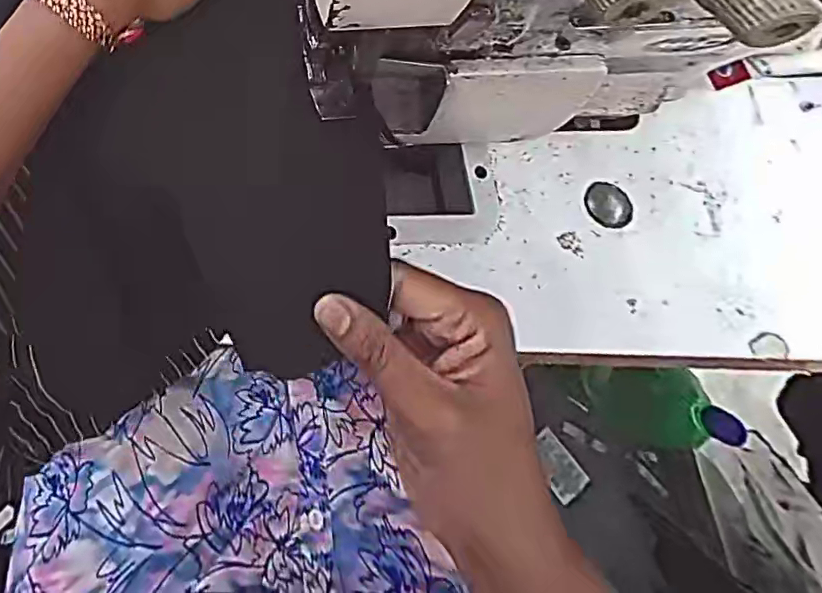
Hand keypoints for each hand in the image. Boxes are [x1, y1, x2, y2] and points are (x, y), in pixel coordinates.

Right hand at [315, 264, 606, 591]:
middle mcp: (462, 323)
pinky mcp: (422, 369)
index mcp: (477, 317)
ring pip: (381, 320)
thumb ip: (374, 351)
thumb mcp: (423, 409)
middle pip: (390, 295)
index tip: (327, 307)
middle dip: (362, 319)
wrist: (494, 543)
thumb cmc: (487, 484)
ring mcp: (440, 347)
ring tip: (373, 380)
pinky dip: (367, 364)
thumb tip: (332, 305)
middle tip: (350, 353)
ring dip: (364, 346)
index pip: (404, 278)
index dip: (362, 291)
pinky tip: (372, 387)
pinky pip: (381, 347)